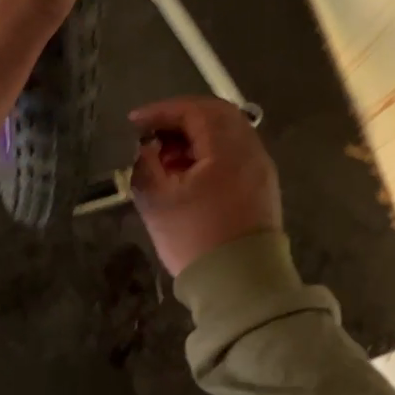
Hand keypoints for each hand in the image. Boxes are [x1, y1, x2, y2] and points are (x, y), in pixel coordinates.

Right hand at [129, 97, 282, 275]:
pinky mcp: (261, 188)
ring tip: (166, 158)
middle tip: (151, 134)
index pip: (194, 110)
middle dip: (180, 119)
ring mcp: (260, 170)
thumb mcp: (156, 201)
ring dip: (195, 137)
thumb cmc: (195, 239)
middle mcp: (250, 151)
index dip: (161, 111)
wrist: (240, 284)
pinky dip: (209, 154)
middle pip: (216, 115)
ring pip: (228, 134)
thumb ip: (146, 165)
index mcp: (227, 149)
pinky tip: (188, 175)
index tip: (134, 123)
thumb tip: (147, 149)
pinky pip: (234, 155)